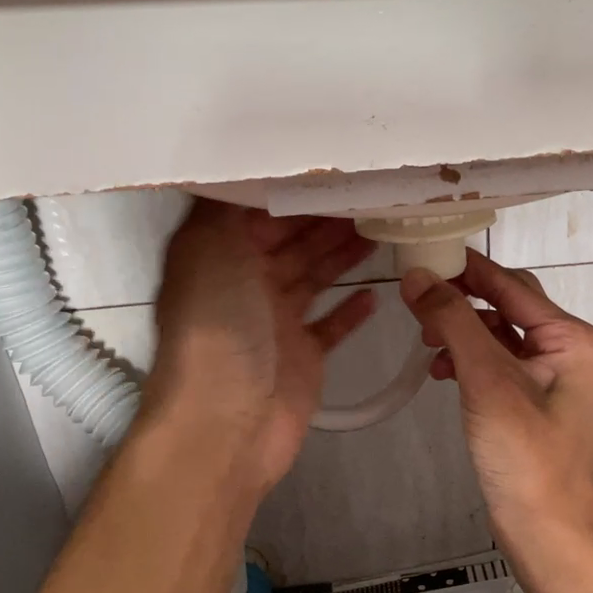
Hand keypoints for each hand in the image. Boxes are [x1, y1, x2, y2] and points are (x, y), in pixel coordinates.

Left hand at [142, 200, 377, 492]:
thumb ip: (228, 208)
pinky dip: (351, 310)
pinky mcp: (302, 356)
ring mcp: (275, 322)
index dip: (292, 191)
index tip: (334, 169)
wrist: (227, 423)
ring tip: (381, 229)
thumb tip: (244, 171)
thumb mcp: (211, 251)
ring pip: (313, 277)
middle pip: (289, 241)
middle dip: (325, 219)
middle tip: (371, 195)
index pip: (257, 211)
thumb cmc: (219, 331)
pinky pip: (330, 325)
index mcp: (217, 256)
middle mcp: (243, 284)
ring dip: (342, 254)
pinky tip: (376, 292)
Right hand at [399, 250, 592, 532]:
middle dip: (461, 300)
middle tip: (414, 299)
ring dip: (460, 330)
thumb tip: (416, 274)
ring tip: (424, 338)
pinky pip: (494, 363)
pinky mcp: (530, 401)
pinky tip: (439, 369)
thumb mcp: (487, 381)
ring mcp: (549, 376)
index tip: (419, 252)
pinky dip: (466, 360)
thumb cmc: (525, 455)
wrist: (546, 529)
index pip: (511, 284)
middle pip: (506, 304)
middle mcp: (566, 348)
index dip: (466, 268)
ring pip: (497, 334)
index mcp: (570, 336)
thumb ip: (453, 321)